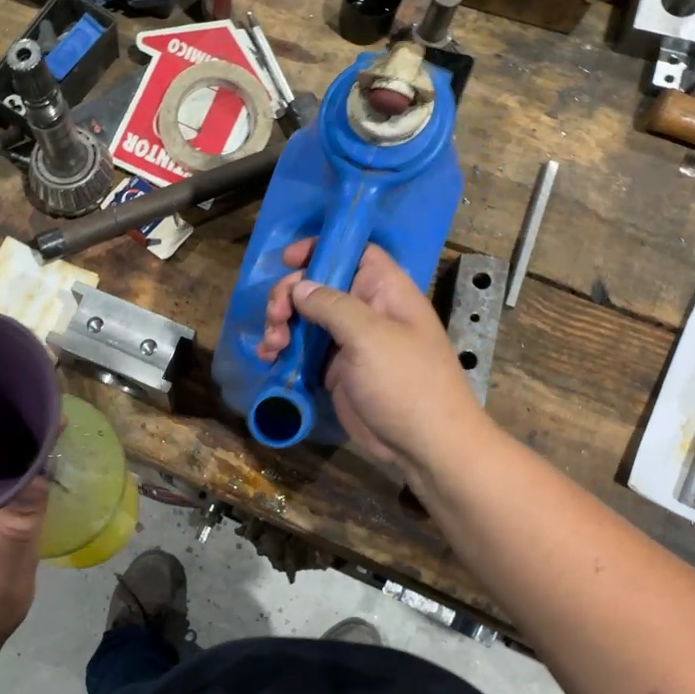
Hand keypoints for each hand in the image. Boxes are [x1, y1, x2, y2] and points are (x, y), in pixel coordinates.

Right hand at [257, 240, 485, 469]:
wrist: (424, 445)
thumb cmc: (406, 383)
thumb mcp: (370, 336)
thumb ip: (332, 305)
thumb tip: (300, 287)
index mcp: (386, 291)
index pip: (354, 252)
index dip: (322, 249)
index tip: (290, 259)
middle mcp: (367, 311)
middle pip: (320, 286)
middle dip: (290, 296)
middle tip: (276, 316)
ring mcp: (351, 343)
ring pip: (306, 319)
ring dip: (282, 325)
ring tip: (272, 345)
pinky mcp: (336, 372)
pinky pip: (304, 352)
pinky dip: (285, 351)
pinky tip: (270, 360)